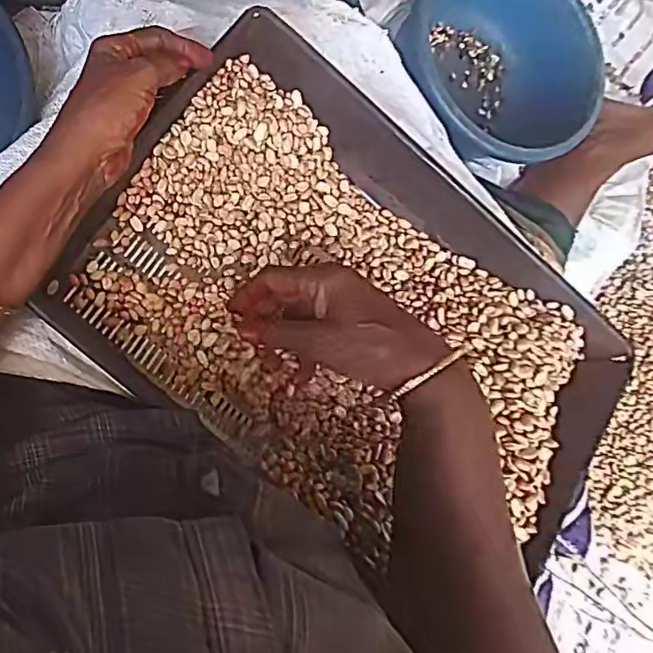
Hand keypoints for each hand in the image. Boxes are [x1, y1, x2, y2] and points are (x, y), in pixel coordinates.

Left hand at [45, 27, 212, 183]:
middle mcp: (114, 72)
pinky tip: (180, 111)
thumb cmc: (100, 114)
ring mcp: (120, 99)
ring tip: (197, 88)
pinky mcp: (127, 123)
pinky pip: (154, 110)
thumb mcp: (141, 74)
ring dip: (176, 87)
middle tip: (203, 68)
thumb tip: (181, 62)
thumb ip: (166, 64)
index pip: (155, 38)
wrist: (86, 156)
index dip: (183, 45)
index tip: (204, 56)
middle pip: (156, 60)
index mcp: (111, 50)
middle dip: (181, 63)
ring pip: (156, 86)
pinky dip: (169, 109)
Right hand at [228, 264, 450, 392]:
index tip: (231, 314)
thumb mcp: (318, 342)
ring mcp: (342, 303)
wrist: (420, 368)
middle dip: (263, 320)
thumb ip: (277, 334)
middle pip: (284, 296)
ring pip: (298, 316)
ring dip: (282, 339)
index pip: (272, 279)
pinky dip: (302, 348)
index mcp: (323, 279)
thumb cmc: (373, 348)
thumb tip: (246, 327)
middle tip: (248, 341)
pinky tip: (299, 373)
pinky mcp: (350, 322)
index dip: (247, 296)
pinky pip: (315, 329)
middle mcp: (331, 285)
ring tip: (271, 363)